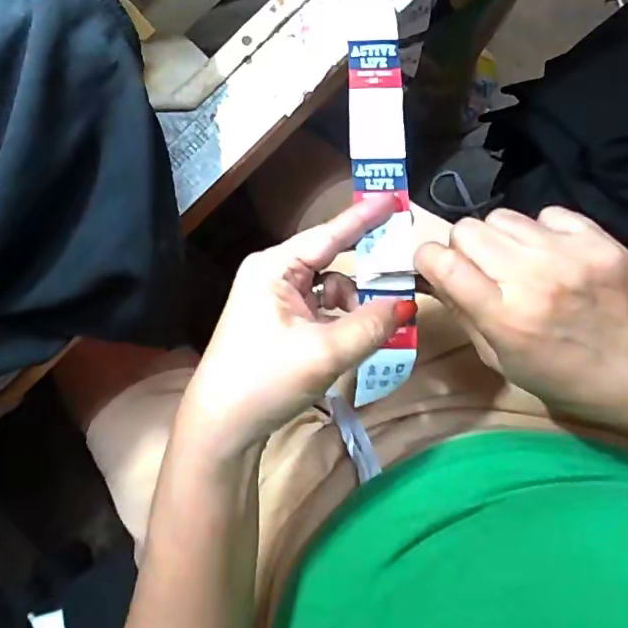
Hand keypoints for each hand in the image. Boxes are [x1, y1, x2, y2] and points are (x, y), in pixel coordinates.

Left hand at [181, 194, 415, 456]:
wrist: (221, 428)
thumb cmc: (264, 382)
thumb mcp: (325, 353)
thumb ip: (371, 325)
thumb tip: (406, 304)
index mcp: (273, 268)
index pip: (328, 235)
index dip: (364, 217)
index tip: (394, 199)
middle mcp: (272, 274)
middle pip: (331, 260)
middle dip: (365, 268)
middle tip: (400, 264)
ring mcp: (273, 299)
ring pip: (329, 288)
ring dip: (354, 304)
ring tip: (374, 328)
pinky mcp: (278, 322)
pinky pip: (321, 308)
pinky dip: (341, 320)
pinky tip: (353, 339)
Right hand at [413, 207, 627, 434]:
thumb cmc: (565, 377)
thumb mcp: (501, 360)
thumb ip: (463, 313)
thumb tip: (432, 273)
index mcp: (507, 319)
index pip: (443, 262)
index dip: (430, 259)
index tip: (437, 267)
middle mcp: (534, 279)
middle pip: (467, 229)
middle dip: (466, 248)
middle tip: (485, 270)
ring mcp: (569, 254)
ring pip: (501, 216)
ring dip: (502, 238)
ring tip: (522, 262)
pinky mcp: (597, 238)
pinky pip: (544, 213)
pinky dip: (542, 231)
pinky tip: (555, 256)